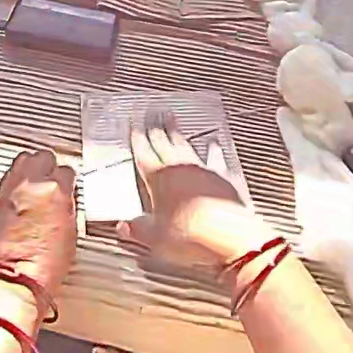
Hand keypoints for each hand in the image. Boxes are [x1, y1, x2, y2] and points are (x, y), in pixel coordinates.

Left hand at [0, 149, 78, 300]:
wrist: (19, 278)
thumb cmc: (47, 261)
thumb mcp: (71, 228)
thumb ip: (67, 202)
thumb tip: (65, 194)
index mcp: (58, 190)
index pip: (66, 170)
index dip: (67, 179)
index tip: (65, 185)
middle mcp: (35, 184)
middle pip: (44, 157)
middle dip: (48, 166)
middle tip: (50, 179)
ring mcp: (15, 188)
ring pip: (24, 159)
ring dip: (31, 167)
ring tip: (34, 180)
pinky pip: (10, 175)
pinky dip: (16, 178)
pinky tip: (21, 190)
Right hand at [120, 110, 270, 267]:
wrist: (228, 234)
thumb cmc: (190, 235)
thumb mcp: (155, 237)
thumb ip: (138, 228)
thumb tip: (124, 225)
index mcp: (159, 178)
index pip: (143, 153)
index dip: (137, 140)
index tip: (133, 127)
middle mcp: (179, 168)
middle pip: (163, 142)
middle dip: (155, 128)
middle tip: (151, 115)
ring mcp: (201, 169)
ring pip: (185, 145)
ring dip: (177, 133)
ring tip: (173, 122)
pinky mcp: (220, 175)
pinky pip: (212, 157)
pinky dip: (210, 149)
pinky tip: (213, 144)